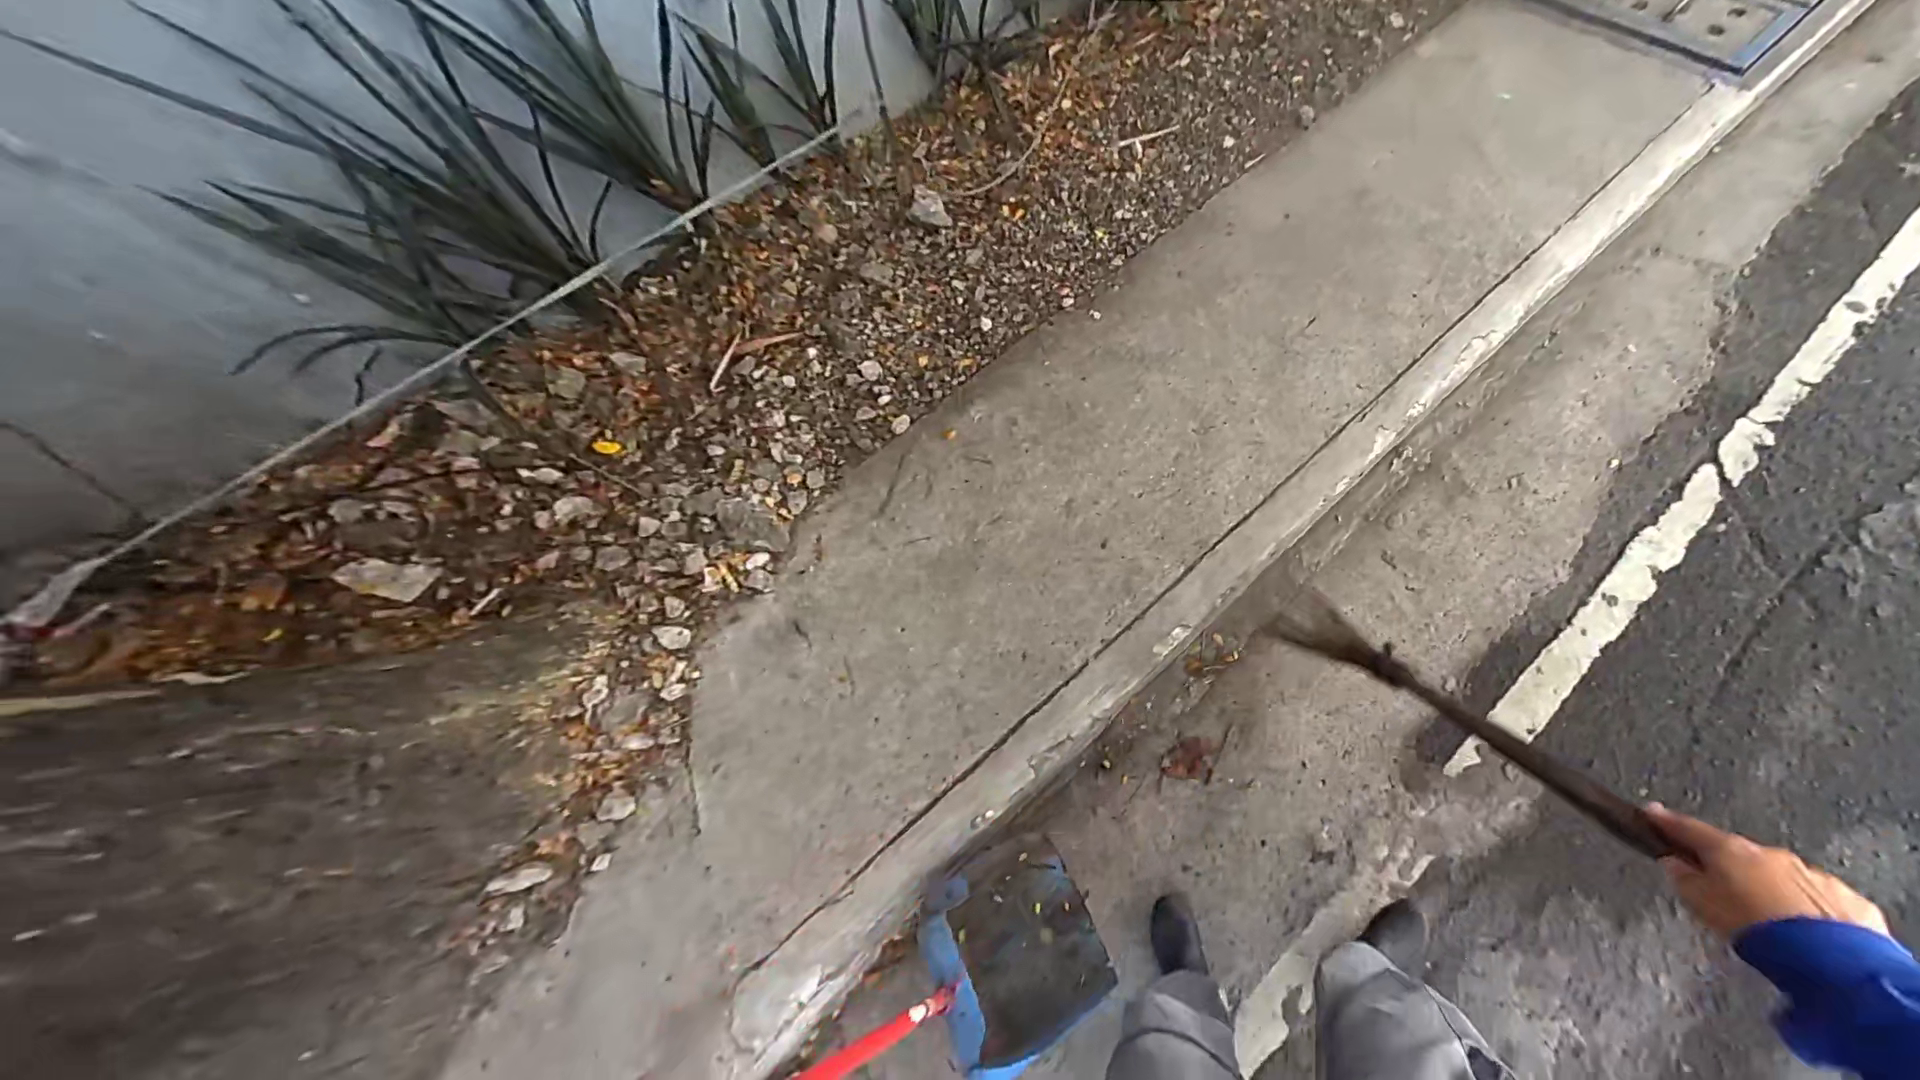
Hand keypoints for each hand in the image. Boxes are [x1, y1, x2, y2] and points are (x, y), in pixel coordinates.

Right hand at [1645, 803, 1887, 940]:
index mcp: (1728, 849)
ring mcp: (1813, 875)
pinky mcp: (1848, 900)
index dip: (1665, 821)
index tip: (1651, 813)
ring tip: (1765, 914)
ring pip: (1780, 874)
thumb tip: (1675, 863)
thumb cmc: (1751, 924)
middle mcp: (1768, 854)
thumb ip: (1681, 876)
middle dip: (1727, 863)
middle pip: (1738, 852)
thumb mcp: (1697, 900)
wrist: (1829, 960)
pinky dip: (1805, 905)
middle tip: (1719, 884)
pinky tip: (1804, 926)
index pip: (1687, 827)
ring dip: (1768, 886)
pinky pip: (1818, 897)